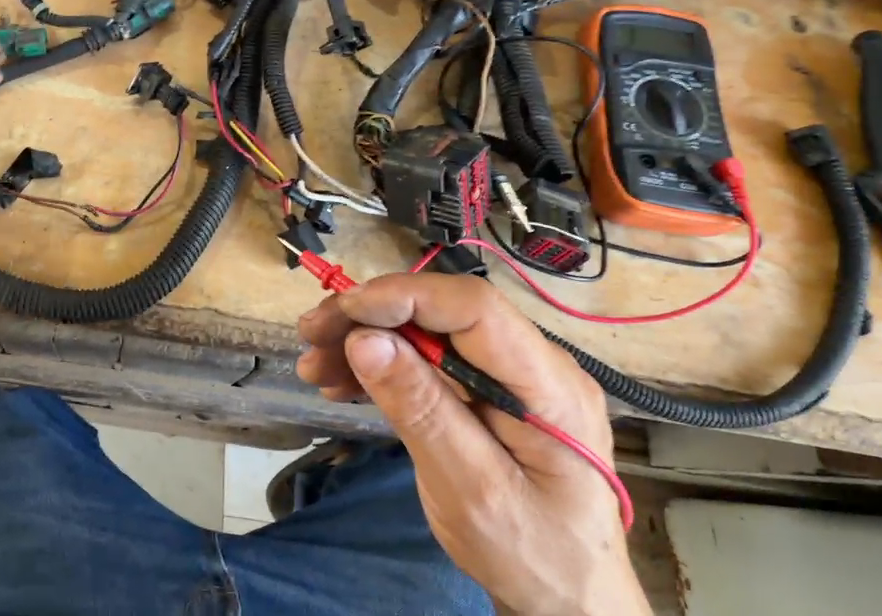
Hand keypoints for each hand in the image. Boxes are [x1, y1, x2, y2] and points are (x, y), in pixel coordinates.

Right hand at [296, 274, 646, 615]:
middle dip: (371, 318)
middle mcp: (534, 365)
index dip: (403, 297)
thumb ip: (422, 411)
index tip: (341, 314)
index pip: (473, 308)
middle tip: (311, 336)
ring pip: (428, 334)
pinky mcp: (489, 393)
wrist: (570, 602)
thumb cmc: (531, 556)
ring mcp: (512, 378)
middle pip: (443, 314)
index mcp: (549, 385)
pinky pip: (430, 361)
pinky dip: (383, 366)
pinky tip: (343, 383)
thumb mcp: (471, 491)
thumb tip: (364, 339)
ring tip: (315, 367)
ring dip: (367, 341)